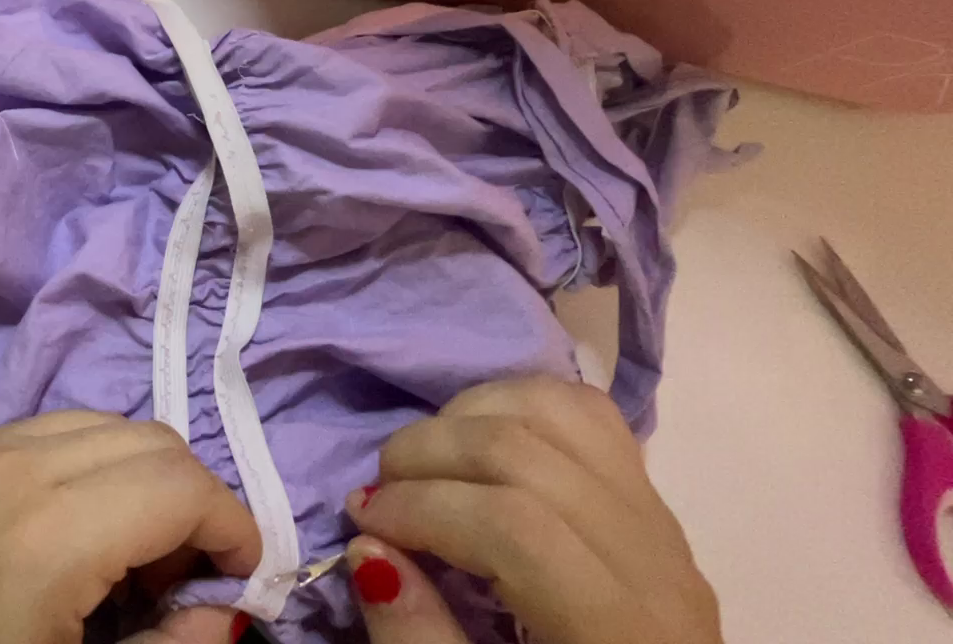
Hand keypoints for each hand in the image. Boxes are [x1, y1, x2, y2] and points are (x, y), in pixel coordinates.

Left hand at [0, 411, 261, 643]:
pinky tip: (82, 526)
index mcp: (49, 531)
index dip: (233, 527)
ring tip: (133, 554)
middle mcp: (18, 463)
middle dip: (191, 501)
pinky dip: (97, 463)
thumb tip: (232, 611)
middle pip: (152, 440)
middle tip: (185, 579)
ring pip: (109, 423)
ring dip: (144, 477)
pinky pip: (60, 429)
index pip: (180, 484)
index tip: (243, 580)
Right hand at [342, 377, 721, 643]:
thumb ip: (418, 639)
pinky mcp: (647, 493)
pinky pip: (580, 408)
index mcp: (624, 634)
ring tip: (425, 464)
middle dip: (424, 455)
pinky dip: (508, 402)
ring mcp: (659, 516)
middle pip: (522, 450)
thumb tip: (367, 545)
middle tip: (380, 495)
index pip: (515, 524)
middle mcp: (656, 562)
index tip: (363, 527)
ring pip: (551, 407)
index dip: (422, 508)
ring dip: (461, 417)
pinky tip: (473, 438)